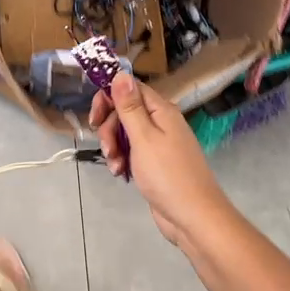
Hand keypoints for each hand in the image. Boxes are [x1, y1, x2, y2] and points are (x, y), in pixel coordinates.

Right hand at [91, 69, 235, 248]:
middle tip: (106, 147)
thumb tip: (120, 72)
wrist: (194, 218)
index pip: (130, 88)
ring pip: (125, 133)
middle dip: (109, 127)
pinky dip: (122, 159)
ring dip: (114, 146)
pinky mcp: (155, 163)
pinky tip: (121, 174)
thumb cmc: (168, 175)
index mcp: (161, 111)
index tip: (95, 116)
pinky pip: (131, 151)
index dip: (109, 97)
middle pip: (125, 111)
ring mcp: (158, 143)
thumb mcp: (143, 138)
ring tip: (115, 166)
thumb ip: (129, 106)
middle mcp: (161, 122)